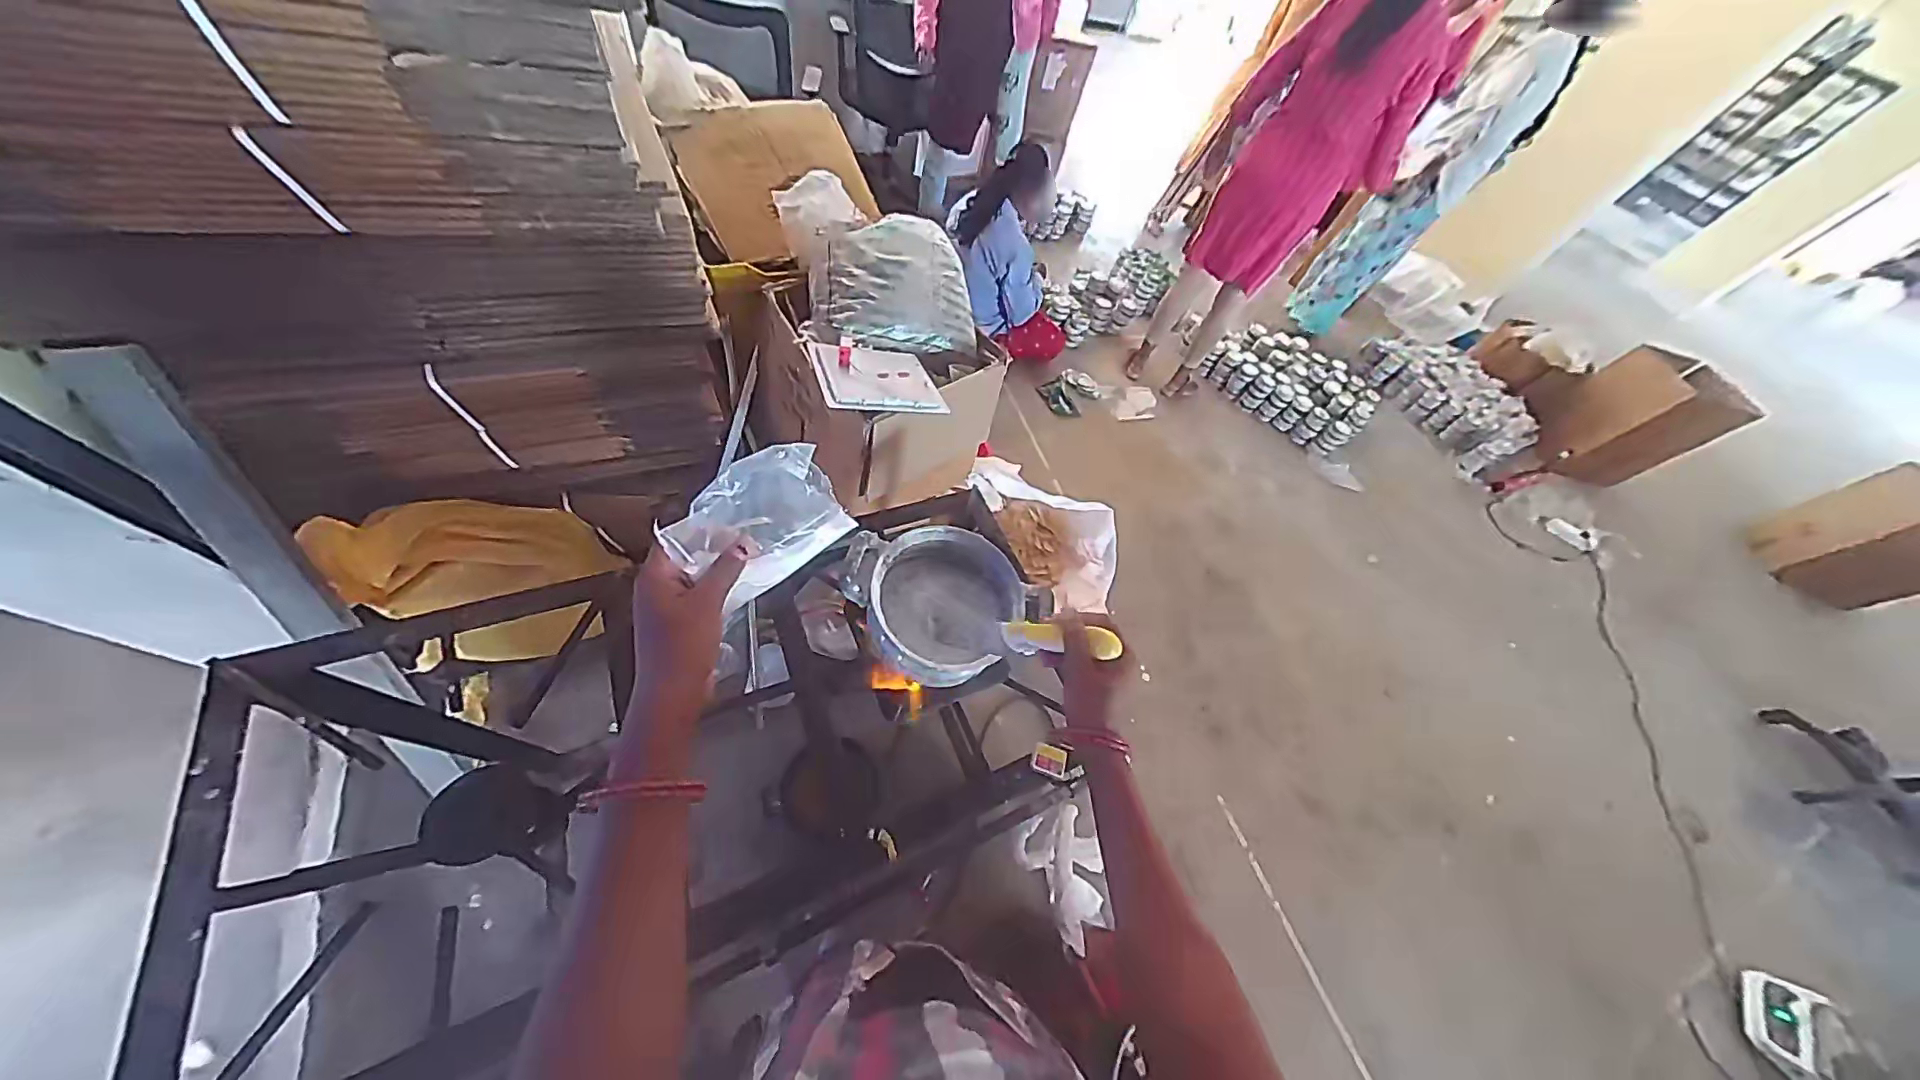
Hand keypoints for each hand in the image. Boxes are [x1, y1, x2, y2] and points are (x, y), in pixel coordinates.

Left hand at [631, 541, 746, 718]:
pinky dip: (714, 588)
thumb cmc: (683, 646)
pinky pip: (696, 595)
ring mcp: (664, 605)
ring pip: (693, 577)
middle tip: (744, 541)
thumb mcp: (708, 602)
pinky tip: (735, 587)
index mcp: (653, 577)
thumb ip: (725, 569)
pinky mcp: (676, 622)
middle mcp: (654, 587)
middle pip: (684, 557)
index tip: (731, 526)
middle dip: (714, 549)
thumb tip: (741, 544)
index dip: (702, 530)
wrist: (673, 691)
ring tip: (745, 560)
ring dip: (717, 569)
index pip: (674, 539)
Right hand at [1048, 612, 1129, 730]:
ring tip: (1044, 650)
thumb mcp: (1080, 668)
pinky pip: (1082, 664)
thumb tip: (1068, 613)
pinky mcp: (1098, 684)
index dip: (1081, 618)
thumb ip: (1074, 639)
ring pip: (1085, 650)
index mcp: (1124, 655)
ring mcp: (1110, 673)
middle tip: (1048, 634)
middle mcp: (1120, 661)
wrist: (1091, 741)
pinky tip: (1049, 662)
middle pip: (1093, 637)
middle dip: (1068, 634)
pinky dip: (1067, 661)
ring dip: (1064, 647)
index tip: (1059, 620)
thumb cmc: (1090, 703)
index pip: (1105, 625)